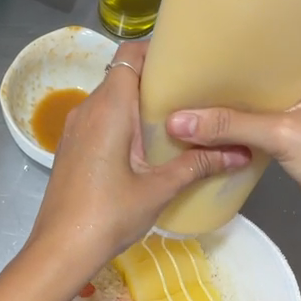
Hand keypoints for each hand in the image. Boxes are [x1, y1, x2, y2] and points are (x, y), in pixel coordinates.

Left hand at [26, 39, 248, 270]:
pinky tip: (145, 146)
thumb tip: (240, 153)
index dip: (157, 50)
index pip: (130, 55)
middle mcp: (86, 110)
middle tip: (192, 91)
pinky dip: (122, 124)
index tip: (187, 59)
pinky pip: (99, 122)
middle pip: (122, 76)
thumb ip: (198, 165)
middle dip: (155, 80)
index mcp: (108, 108)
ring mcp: (74, 130)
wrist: (60, 250)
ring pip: (110, 101)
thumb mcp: (158, 189)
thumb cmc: (108, 215)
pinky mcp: (71, 149)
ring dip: (138, 105)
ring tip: (175, 119)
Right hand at [163, 24, 300, 237]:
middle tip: (199, 41)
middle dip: (244, 51)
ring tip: (198, 72)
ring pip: (273, 84)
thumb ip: (230, 125)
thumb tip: (174, 121)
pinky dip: (246, 113)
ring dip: (242, 86)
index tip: (223, 10)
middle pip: (282, 50)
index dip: (265, 11)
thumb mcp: (286, 136)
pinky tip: (213, 110)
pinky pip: (271, 111)